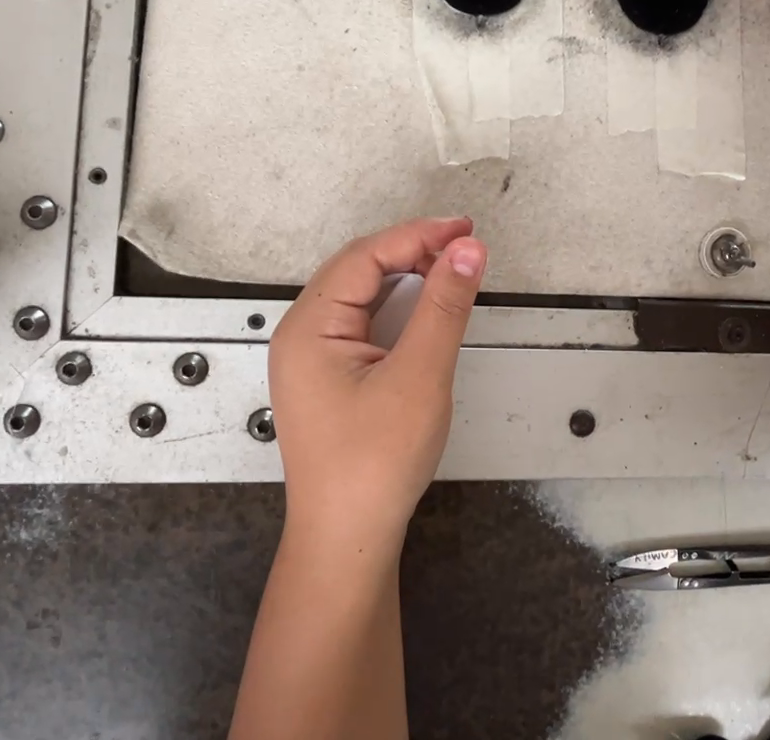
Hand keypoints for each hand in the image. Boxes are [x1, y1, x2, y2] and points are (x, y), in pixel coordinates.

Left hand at [268, 217, 487, 551]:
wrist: (348, 539)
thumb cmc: (377, 460)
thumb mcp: (419, 377)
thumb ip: (444, 306)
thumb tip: (469, 249)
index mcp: (309, 327)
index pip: (364, 257)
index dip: (417, 235)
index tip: (467, 229)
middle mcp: (301, 334)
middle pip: (357, 270)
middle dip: (411, 250)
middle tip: (464, 246)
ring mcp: (311, 357)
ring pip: (359, 295)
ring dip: (404, 275)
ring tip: (450, 267)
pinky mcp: (327, 377)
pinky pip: (361, 322)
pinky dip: (396, 305)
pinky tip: (423, 307)